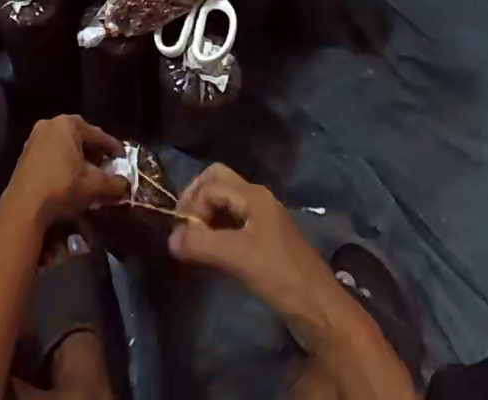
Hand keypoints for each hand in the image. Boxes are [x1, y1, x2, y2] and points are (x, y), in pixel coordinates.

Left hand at [0, 115, 128, 228]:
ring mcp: (35, 139)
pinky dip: (64, 162)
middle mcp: (50, 125)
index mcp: (67, 125)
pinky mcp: (25, 155)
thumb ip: (114, 184)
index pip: (98, 135)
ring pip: (65, 145)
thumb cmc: (61, 189)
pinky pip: (52, 153)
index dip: (113, 148)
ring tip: (89, 173)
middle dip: (94, 151)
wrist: (22, 211)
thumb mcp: (93, 187)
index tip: (123, 158)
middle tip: (105, 165)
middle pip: (80, 136)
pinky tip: (70, 178)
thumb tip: (126, 186)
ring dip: (78, 157)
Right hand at [168, 165, 352, 341]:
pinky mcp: (264, 236)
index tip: (183, 233)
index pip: (211, 183)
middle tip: (184, 227)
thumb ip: (202, 244)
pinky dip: (217, 227)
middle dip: (197, 198)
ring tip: (193, 240)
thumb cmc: (279, 274)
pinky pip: (233, 219)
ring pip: (225, 201)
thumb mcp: (237, 257)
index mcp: (253, 195)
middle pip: (218, 182)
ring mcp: (262, 217)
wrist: (317, 304)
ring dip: (206, 213)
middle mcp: (257, 198)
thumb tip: (170, 239)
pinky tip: (210, 249)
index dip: (192, 203)